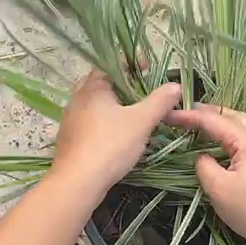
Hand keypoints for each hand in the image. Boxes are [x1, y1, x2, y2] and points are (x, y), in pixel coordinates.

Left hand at [48, 71, 181, 198]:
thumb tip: (176, 85)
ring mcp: (70, 118)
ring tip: (131, 114)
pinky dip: (103, 121)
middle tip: (141, 92)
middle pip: (101, 82)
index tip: (148, 70)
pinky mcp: (69, 137)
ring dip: (112, 104)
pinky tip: (115, 135)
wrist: (78, 181)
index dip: (130, 63)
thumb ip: (159, 102)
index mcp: (93, 87)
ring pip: (94, 103)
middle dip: (121, 84)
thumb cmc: (111, 145)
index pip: (111, 64)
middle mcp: (78, 97)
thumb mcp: (141, 121)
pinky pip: (88, 120)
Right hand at [169, 104, 245, 244]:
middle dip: (207, 112)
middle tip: (185, 113)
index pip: (213, 121)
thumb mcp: (218, 189)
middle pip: (231, 116)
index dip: (189, 116)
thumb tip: (201, 157)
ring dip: (221, 121)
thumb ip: (204, 166)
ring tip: (203, 124)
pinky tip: (227, 143)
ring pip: (242, 126)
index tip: (168, 116)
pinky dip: (232, 134)